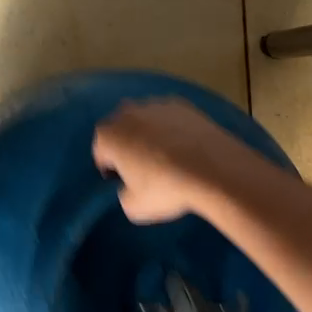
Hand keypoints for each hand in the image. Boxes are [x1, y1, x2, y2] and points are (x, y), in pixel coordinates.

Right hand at [92, 99, 256, 222]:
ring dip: (149, 134)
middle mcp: (127, 112)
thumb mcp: (134, 208)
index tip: (123, 182)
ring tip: (168, 157)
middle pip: (120, 130)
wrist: (212, 168)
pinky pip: (169, 118)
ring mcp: (155, 104)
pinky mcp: (181, 104)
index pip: (100, 153)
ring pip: (145, 120)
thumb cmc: (166, 188)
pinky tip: (185, 147)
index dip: (110, 170)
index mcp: (108, 135)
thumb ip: (123, 194)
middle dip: (127, 146)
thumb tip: (129, 186)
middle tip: (143, 169)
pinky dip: (172, 129)